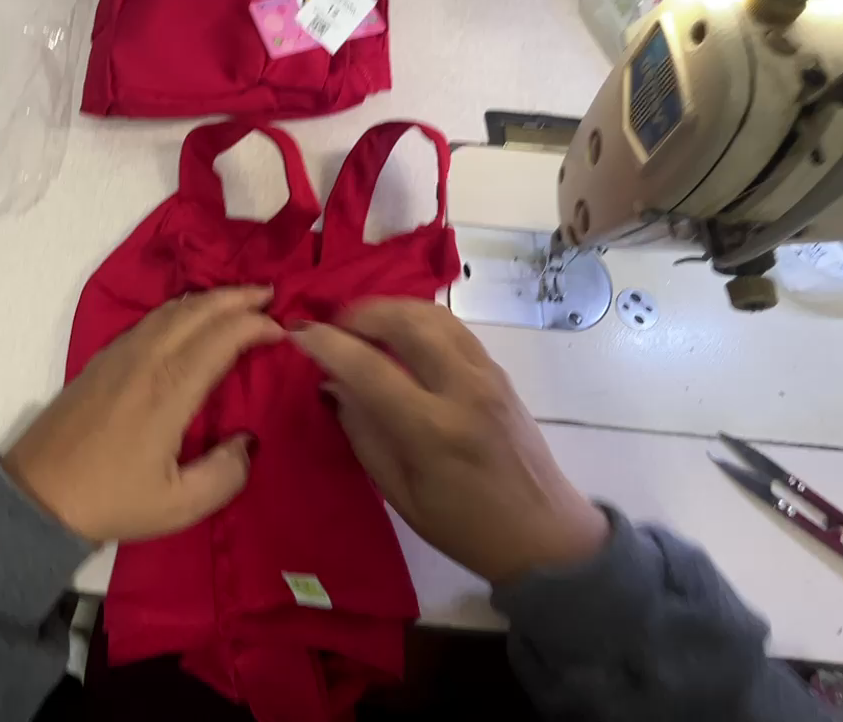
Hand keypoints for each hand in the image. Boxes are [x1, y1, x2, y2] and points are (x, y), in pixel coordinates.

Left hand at [4, 286, 281, 543]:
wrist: (35, 496)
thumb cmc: (110, 499)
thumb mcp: (178, 506)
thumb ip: (225, 474)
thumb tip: (248, 441)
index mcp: (170, 388)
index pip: (222, 336)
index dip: (256, 325)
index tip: (282, 330)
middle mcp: (148, 359)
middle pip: (199, 310)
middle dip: (238, 297)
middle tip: (269, 295)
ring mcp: (122, 353)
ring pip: (173, 309)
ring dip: (210, 299)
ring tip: (239, 300)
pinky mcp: (104, 358)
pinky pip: (152, 318)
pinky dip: (183, 309)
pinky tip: (191, 318)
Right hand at [291, 299, 610, 584]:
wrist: (545, 534)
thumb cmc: (464, 526)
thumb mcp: (399, 493)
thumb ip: (363, 433)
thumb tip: (333, 384)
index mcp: (433, 430)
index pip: (369, 368)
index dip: (327, 345)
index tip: (297, 335)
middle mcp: (463, 389)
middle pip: (405, 322)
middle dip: (359, 313)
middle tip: (330, 326)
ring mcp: (486, 373)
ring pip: (432, 313)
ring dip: (389, 308)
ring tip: (360, 323)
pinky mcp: (498, 369)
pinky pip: (452, 325)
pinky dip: (417, 316)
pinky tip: (398, 331)